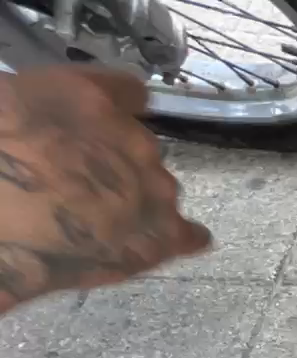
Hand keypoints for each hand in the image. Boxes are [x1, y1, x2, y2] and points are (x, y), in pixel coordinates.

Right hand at [0, 67, 209, 311]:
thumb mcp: (1, 104)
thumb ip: (37, 109)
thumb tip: (45, 123)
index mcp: (87, 99)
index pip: (126, 91)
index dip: (117, 102)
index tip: (106, 115)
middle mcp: (137, 142)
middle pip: (140, 146)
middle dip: (114, 157)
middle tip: (76, 174)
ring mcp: (158, 191)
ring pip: (157, 187)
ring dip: (134, 195)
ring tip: (96, 211)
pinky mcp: (166, 235)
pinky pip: (190, 234)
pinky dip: (174, 235)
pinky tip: (153, 239)